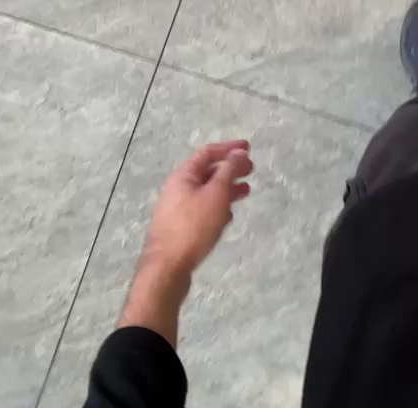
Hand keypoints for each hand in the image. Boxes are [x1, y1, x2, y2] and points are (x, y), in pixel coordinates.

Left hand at [140, 140, 254, 279]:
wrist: (166, 269)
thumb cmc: (193, 226)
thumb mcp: (216, 193)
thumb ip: (229, 170)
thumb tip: (239, 152)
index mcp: (183, 176)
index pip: (208, 152)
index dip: (229, 148)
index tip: (249, 148)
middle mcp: (177, 189)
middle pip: (207, 172)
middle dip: (230, 169)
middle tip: (251, 170)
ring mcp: (177, 210)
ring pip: (206, 192)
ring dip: (227, 188)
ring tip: (246, 192)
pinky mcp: (180, 228)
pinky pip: (202, 209)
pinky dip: (218, 206)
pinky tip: (228, 216)